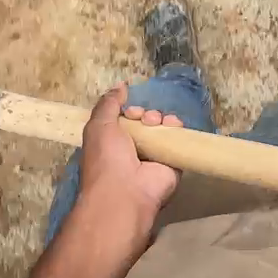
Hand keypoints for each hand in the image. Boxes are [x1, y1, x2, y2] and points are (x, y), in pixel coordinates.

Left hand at [76, 84, 182, 230]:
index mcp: (113, 143)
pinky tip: (172, 125)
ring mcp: (154, 157)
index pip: (127, 119)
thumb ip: (109, 103)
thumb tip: (121, 86)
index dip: (129, 110)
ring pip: (163, 128)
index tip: (130, 111)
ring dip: (161, 118)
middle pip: (146, 121)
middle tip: (143, 119)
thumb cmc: (106, 158)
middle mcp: (134, 150)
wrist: (125, 192)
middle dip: (146, 114)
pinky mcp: (173, 163)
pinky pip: (178, 140)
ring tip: (156, 122)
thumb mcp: (98, 125)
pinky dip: (177, 129)